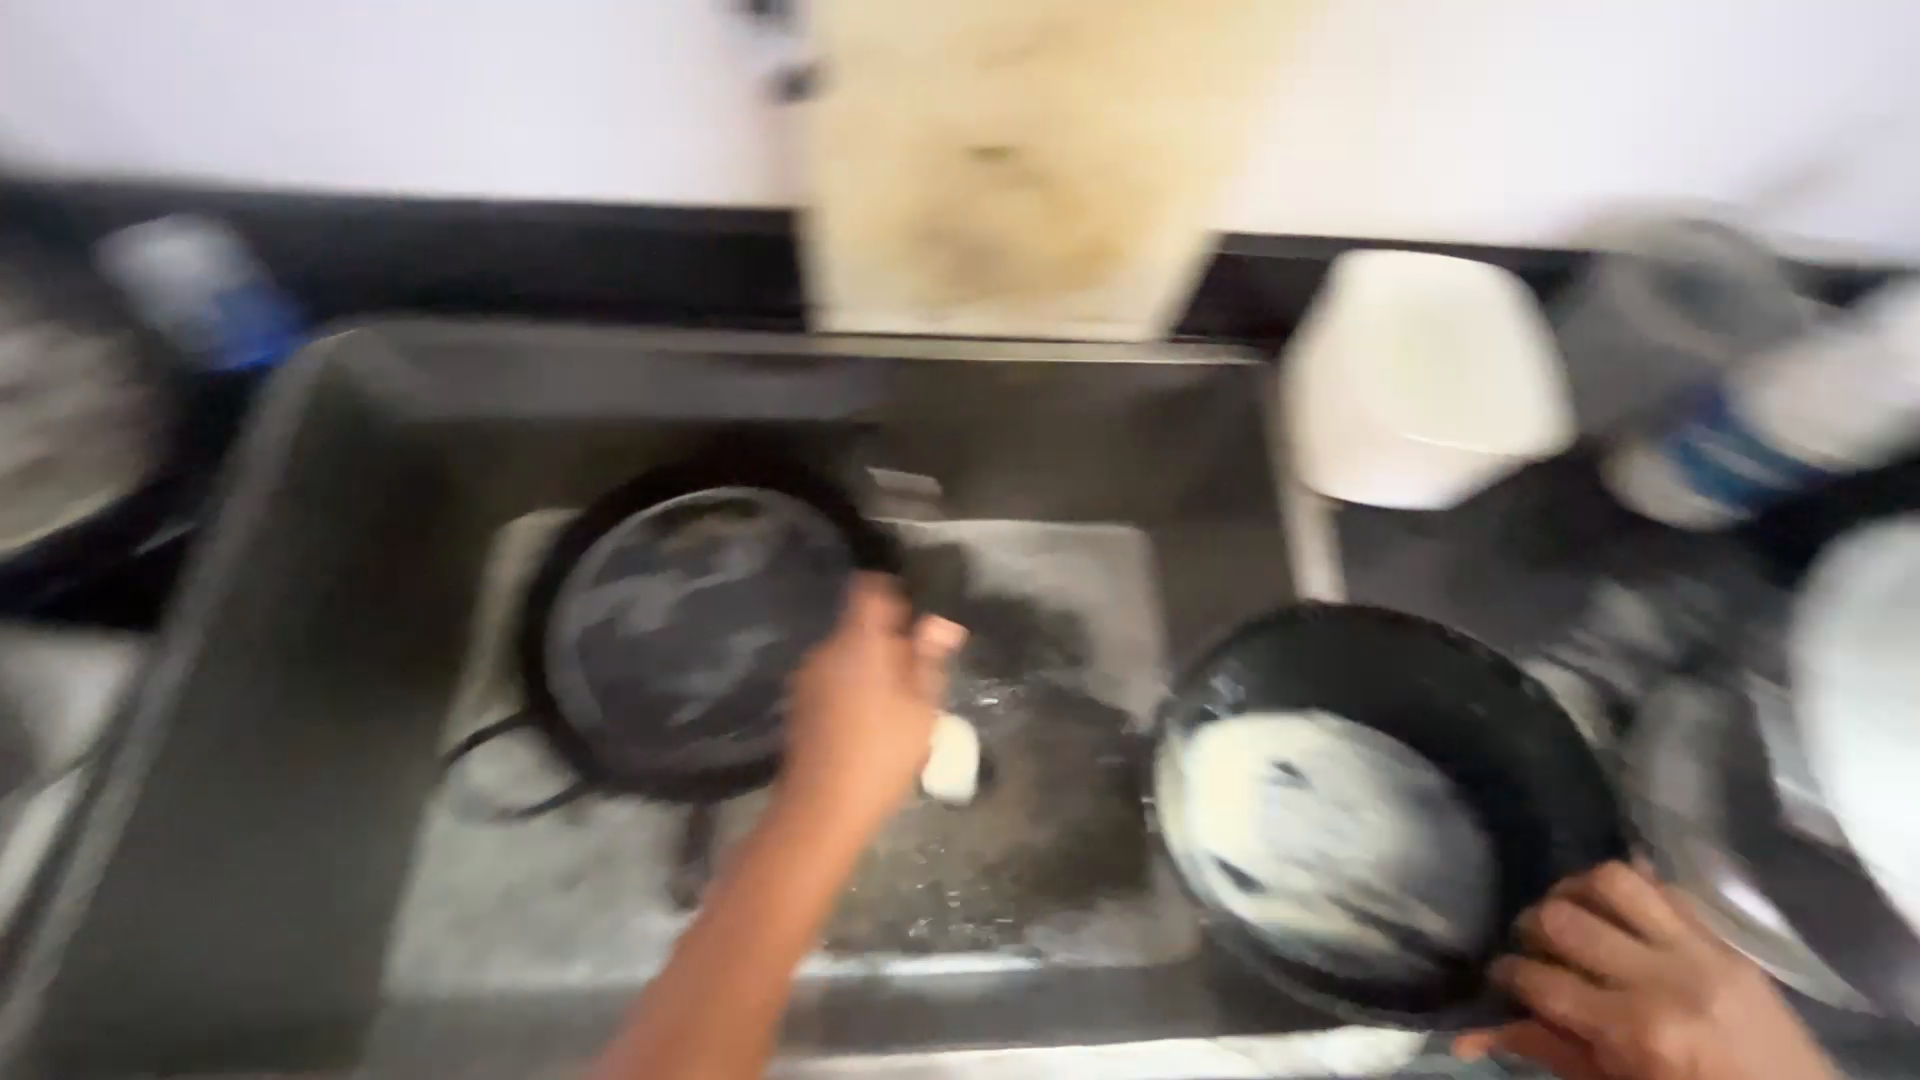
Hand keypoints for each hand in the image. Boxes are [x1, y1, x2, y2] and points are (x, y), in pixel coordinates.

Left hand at [779, 573, 965, 833]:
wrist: (823, 808)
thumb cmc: (883, 752)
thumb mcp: (923, 706)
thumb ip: (929, 657)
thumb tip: (940, 620)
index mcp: (859, 641)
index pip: (870, 589)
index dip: (895, 595)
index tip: (916, 619)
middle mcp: (827, 649)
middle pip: (859, 625)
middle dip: (888, 640)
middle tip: (918, 674)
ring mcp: (808, 676)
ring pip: (846, 654)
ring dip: (870, 666)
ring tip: (896, 704)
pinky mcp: (799, 703)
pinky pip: (832, 678)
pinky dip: (852, 687)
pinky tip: (868, 723)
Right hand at [1456, 861, 1836, 1079]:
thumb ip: (1547, 1052)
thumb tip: (1465, 1036)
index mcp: (1637, 1032)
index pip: (1537, 978)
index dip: (1506, 975)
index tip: (1502, 979)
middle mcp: (1664, 981)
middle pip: (1560, 919)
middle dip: (1530, 930)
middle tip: (1532, 947)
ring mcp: (1702, 954)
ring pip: (1611, 881)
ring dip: (1576, 891)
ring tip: (1569, 913)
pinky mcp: (1727, 942)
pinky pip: (1665, 888)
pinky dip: (1631, 893)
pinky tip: (1616, 911)